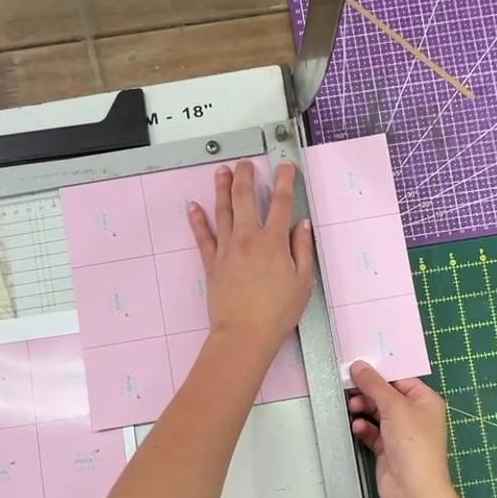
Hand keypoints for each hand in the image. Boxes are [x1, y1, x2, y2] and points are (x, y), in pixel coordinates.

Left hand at [188, 160, 315, 357]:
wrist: (245, 334)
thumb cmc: (277, 313)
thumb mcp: (302, 283)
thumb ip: (303, 251)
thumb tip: (302, 226)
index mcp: (274, 242)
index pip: (281, 203)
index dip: (285, 182)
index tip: (285, 167)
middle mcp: (248, 239)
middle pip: (245, 198)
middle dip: (246, 176)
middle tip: (245, 164)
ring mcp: (227, 249)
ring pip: (222, 211)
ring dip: (222, 189)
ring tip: (221, 172)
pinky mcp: (212, 264)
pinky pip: (203, 237)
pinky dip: (197, 220)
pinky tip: (193, 207)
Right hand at [347, 360, 455, 497]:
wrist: (413, 490)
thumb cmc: (414, 445)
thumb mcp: (394, 406)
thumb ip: (375, 385)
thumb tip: (360, 366)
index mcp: (426, 400)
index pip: (400, 379)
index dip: (379, 373)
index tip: (357, 369)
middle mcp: (415, 415)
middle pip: (386, 396)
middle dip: (368, 393)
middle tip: (350, 389)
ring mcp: (402, 434)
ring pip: (377, 414)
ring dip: (363, 410)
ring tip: (353, 408)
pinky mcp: (388, 449)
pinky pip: (372, 432)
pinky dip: (364, 428)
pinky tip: (358, 428)